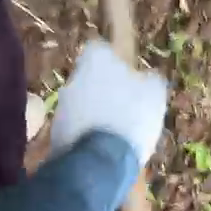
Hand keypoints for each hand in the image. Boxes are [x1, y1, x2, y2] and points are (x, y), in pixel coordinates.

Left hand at [50, 41, 168, 166]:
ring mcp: (62, 104)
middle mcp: (74, 77)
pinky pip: (73, 125)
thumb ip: (150, 80)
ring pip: (79, 101)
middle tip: (121, 104)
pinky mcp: (56, 131)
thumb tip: (148, 77)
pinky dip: (85, 131)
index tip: (124, 75)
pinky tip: (101, 145)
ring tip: (113, 129)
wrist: (101, 160)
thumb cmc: (132, 118)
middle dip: (101, 88)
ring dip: (92, 110)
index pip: (100, 49)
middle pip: (88, 77)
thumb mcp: (154, 95)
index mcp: (97, 60)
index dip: (112, 62)